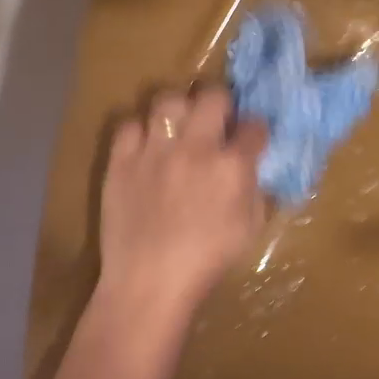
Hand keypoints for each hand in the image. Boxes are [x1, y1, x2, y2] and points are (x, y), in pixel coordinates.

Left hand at [98, 87, 269, 318]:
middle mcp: (196, 149)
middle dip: (222, 101)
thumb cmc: (210, 257)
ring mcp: (154, 152)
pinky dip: (140, 128)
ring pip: (167, 99)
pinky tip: (148, 144)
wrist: (149, 282)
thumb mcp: (253, 223)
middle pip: (212, 96)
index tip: (252, 137)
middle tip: (218, 117)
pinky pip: (128, 124)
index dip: (256, 128)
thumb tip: (255, 166)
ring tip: (180, 122)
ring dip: (180, 107)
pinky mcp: (121, 162)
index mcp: (233, 165)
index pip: (255, 124)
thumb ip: (257, 186)